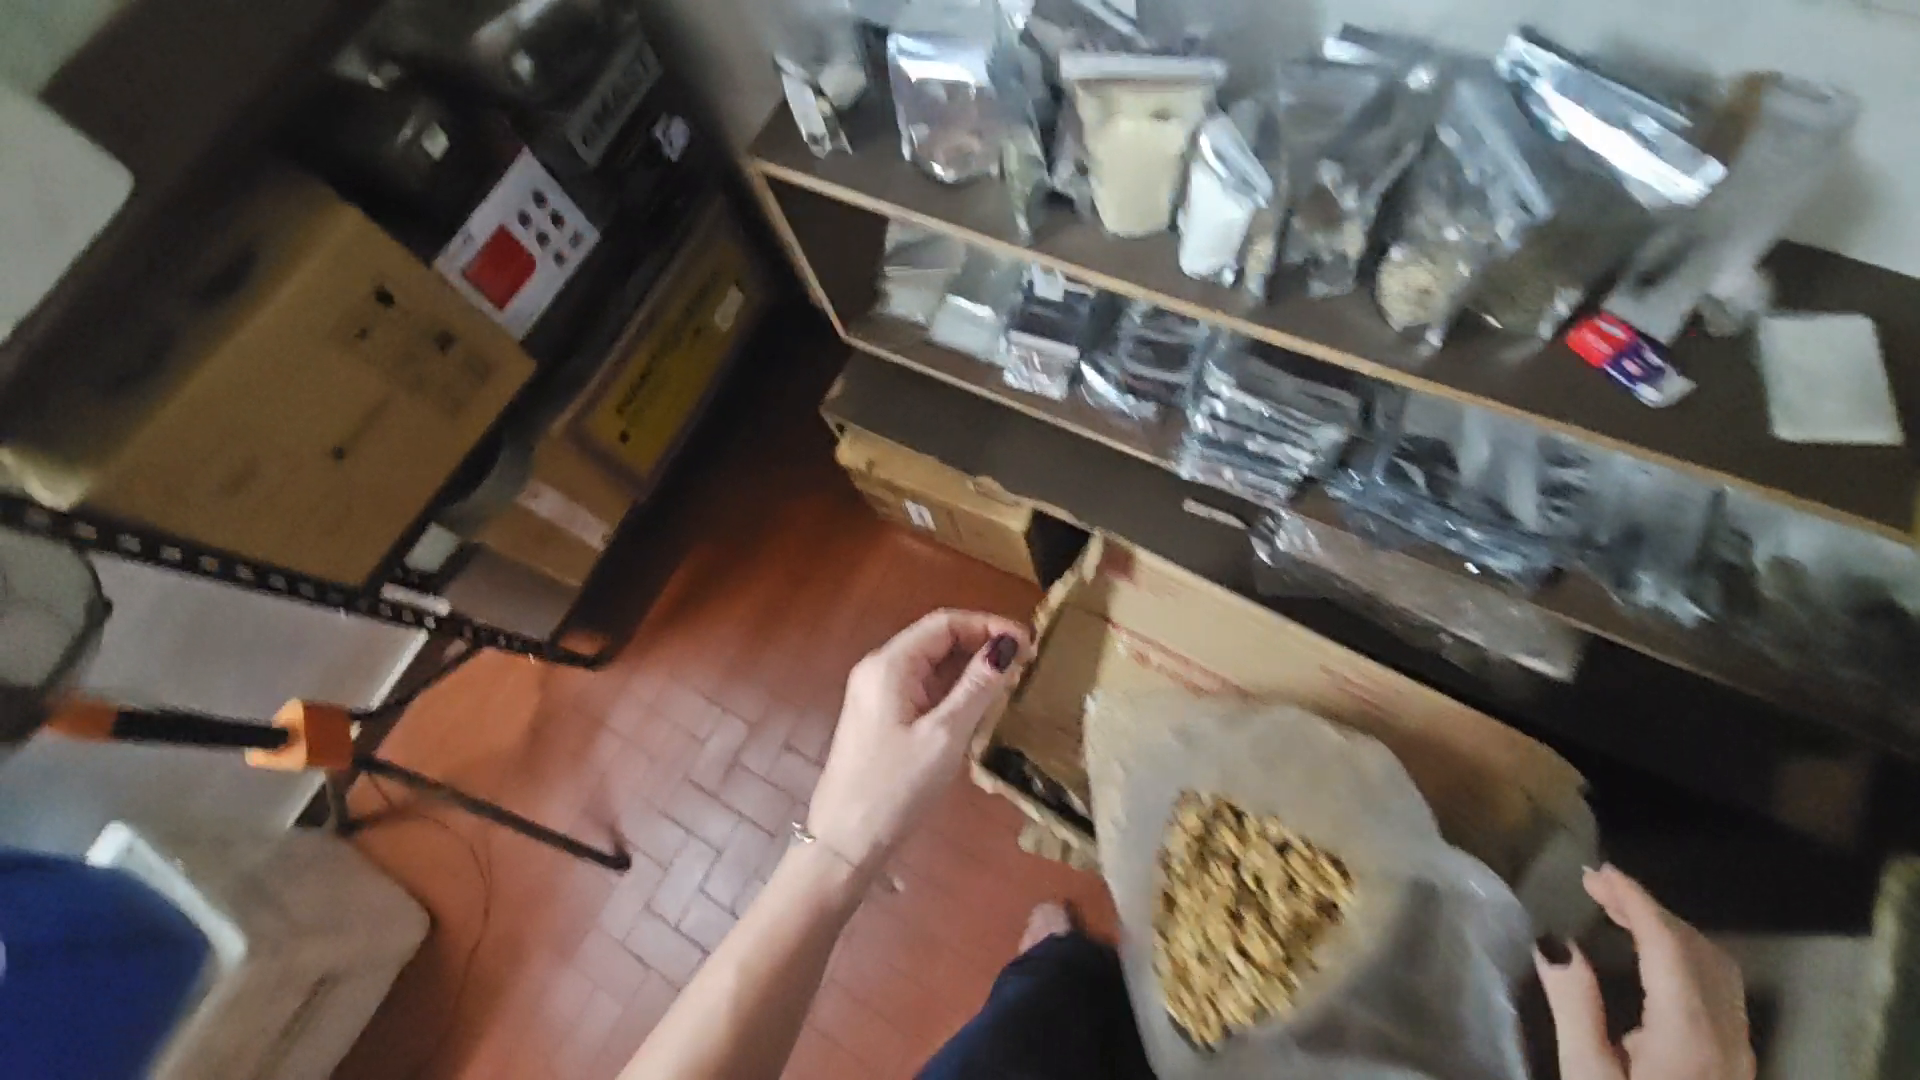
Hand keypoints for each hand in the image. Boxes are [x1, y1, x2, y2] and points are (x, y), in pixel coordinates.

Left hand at [806, 609, 1028, 874]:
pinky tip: (981, 706)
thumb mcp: (944, 736)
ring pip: (932, 665)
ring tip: (1013, 683)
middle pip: (937, 640)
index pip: (944, 623)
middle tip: (1027, 664)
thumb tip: (1008, 645)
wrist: (844, 844)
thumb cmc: (895, 788)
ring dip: (971, 669)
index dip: (988, 625)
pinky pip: (924, 689)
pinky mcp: (882, 718)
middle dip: (982, 645)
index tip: (1029, 644)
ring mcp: (878, 694)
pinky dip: (955, 690)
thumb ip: (977, 687)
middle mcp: (879, 670)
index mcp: (889, 665)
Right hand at [1536, 864, 1754, 1079]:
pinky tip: (1648, 957)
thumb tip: (1556, 940)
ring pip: (1717, 970)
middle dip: (1650, 908)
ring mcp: (1737, 1054)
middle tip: (1596, 885)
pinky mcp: (1733, 1065)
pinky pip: (1718, 989)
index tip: (1597, 871)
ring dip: (1669, 929)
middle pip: (1700, 952)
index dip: (1636, 901)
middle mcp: (1725, 1038)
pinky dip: (1682, 954)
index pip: (1669, 947)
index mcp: (1688, 1035)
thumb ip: (1575, 1005)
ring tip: (1617, 910)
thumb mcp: (1586, 1074)